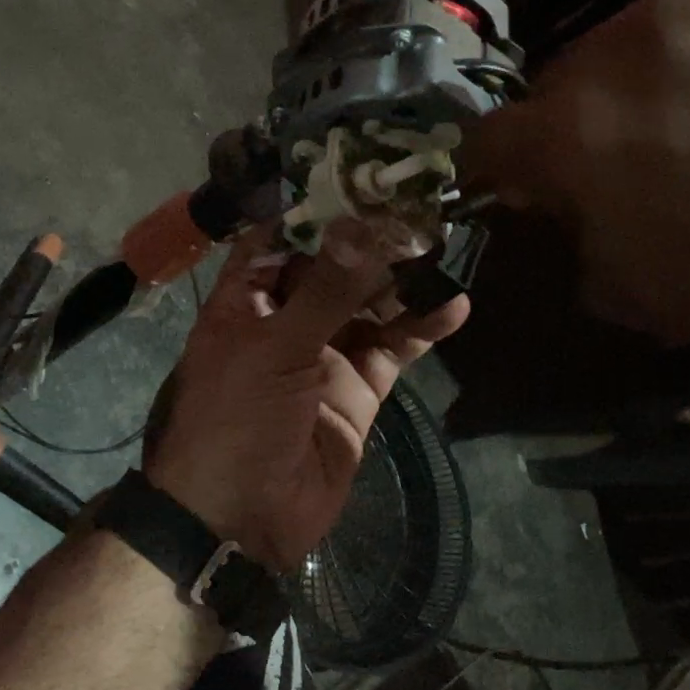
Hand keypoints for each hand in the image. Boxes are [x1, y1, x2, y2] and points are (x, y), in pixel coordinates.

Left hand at [143, 225, 467, 572]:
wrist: (239, 516)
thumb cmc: (236, 420)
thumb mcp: (274, 348)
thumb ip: (324, 291)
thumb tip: (364, 224)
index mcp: (243, 303)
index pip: (276, 241)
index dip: (313, 210)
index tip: (361, 173)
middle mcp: (282, 322)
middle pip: (330, 269)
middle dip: (370, 240)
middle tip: (422, 203)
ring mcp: (321, 356)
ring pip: (367, 305)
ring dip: (401, 279)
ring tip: (445, 244)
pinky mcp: (356, 392)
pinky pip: (392, 350)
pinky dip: (420, 328)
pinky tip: (454, 303)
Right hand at [469, 0, 689, 392]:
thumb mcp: (640, 294)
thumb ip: (573, 235)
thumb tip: (564, 203)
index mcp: (576, 127)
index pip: (486, 136)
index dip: (503, 165)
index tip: (531, 184)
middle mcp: (637, 34)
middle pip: (573, 71)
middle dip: (593, 111)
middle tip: (653, 147)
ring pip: (667, 21)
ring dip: (680, 62)